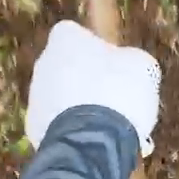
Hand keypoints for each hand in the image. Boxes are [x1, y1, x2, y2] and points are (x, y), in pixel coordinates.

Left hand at [27, 20, 160, 155]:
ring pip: (62, 100)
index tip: (115, 66)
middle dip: (88, 83)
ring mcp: (35, 97)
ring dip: (82, 110)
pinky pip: (59, 126)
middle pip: (68, 69)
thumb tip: (129, 65)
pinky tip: (96, 144)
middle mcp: (43, 63)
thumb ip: (131, 59)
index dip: (97, 50)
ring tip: (111, 130)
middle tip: (116, 101)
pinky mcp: (35, 129)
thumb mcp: (142, 68)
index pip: (76, 34)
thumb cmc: (119, 93)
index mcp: (65, 39)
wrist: (91, 142)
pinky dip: (75, 133)